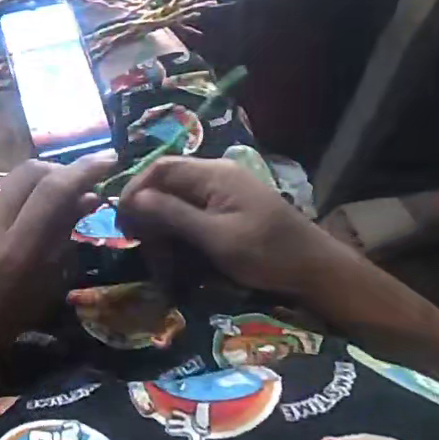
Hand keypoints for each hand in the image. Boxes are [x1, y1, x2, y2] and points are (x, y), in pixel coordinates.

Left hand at [0, 152, 117, 354]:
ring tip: (62, 192)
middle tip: (85, 182)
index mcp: (16, 248)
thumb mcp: (42, 288)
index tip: (110, 159)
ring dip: (41, 176)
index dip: (85, 169)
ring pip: (13, 176)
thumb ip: (62, 238)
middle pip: (32, 171)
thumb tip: (88, 198)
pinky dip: (20, 188)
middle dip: (63, 169)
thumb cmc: (0, 326)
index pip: (54, 189)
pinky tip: (32, 205)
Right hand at [119, 156, 357, 297]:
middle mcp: (217, 175)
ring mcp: (224, 192)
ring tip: (161, 263)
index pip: (161, 168)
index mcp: (214, 174)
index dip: (136, 190)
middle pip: (167, 185)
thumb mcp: (216, 237)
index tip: (122, 220)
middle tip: (140, 246)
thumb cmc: (268, 253)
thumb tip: (133, 198)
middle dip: (149, 215)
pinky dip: (180, 235)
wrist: (316, 270)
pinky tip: (178, 260)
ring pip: (177, 202)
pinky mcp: (229, 209)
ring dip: (164, 230)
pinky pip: (193, 214)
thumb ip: (174, 215)